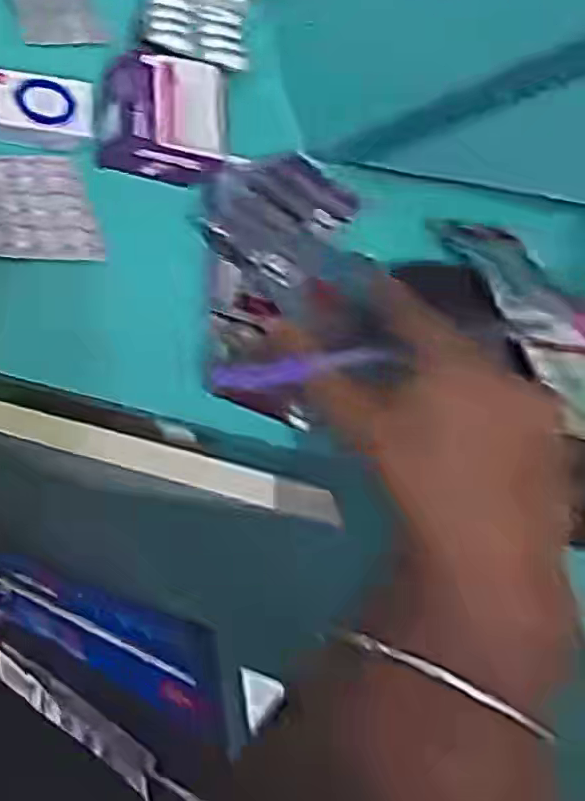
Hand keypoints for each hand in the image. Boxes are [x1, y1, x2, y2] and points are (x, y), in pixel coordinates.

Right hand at [285, 278, 572, 576]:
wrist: (485, 544)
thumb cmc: (410, 469)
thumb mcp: (350, 417)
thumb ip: (311, 368)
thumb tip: (274, 324)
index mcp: (460, 364)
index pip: (411, 313)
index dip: (378, 291)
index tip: (353, 272)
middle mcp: (506, 376)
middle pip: (443, 341)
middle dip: (399, 331)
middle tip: (361, 325)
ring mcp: (533, 409)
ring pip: (467, 370)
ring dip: (425, 361)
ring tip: (389, 366)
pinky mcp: (543, 438)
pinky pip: (487, 395)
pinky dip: (450, 387)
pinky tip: (426, 405)